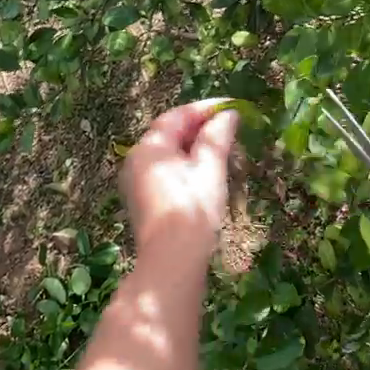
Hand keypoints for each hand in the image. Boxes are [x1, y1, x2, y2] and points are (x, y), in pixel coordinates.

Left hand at [121, 99, 237, 260]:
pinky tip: (207, 174)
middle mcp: (136, 160)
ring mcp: (136, 182)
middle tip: (232, 128)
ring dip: (196, 148)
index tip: (233, 107)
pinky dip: (187, 166)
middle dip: (202, 128)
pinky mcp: (143, 200)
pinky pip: (166, 171)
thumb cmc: (192, 210)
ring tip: (225, 151)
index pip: (178, 116)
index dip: (207, 109)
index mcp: (149, 148)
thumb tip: (228, 114)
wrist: (172, 262)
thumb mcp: (210, 168)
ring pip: (169, 154)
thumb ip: (217, 137)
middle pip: (171, 133)